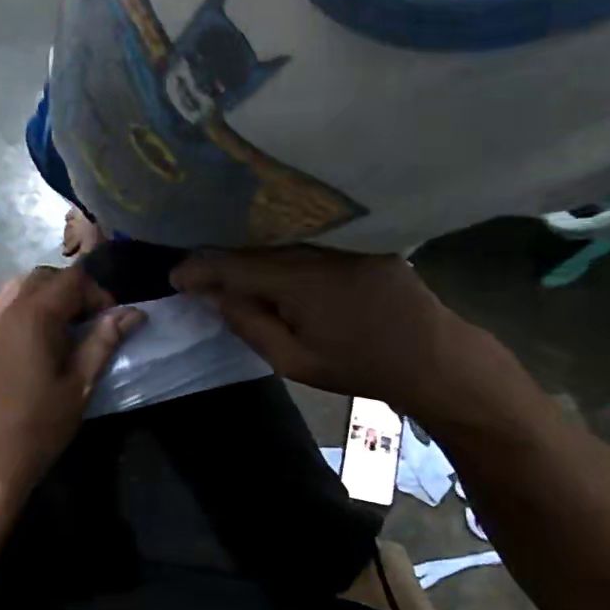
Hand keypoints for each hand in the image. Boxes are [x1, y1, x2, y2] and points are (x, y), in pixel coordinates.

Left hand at [0, 266, 144, 491]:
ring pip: (21, 287)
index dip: (98, 294)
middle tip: (92, 325)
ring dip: (48, 297)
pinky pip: (4, 305)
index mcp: (33, 313)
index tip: (112, 322)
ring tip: (66, 332)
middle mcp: (5, 306)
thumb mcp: (80, 384)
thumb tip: (133, 313)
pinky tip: (37, 341)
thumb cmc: (38, 425)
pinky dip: (25, 308)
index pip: (73, 279)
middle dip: (73, 292)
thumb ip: (105, 341)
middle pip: (45, 277)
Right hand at [170, 247, 489, 409]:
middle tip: (192, 273)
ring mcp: (343, 244)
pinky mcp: (362, 244)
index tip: (175, 278)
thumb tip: (217, 298)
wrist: (434, 358)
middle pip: (256, 247)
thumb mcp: (296, 362)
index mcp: (299, 280)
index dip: (200, 269)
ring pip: (282, 242)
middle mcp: (318, 250)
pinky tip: (268, 265)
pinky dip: (280, 253)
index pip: (236, 265)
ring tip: (223, 270)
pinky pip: (309, 243)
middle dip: (220, 258)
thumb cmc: (360, 367)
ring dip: (250, 255)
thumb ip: (251, 326)